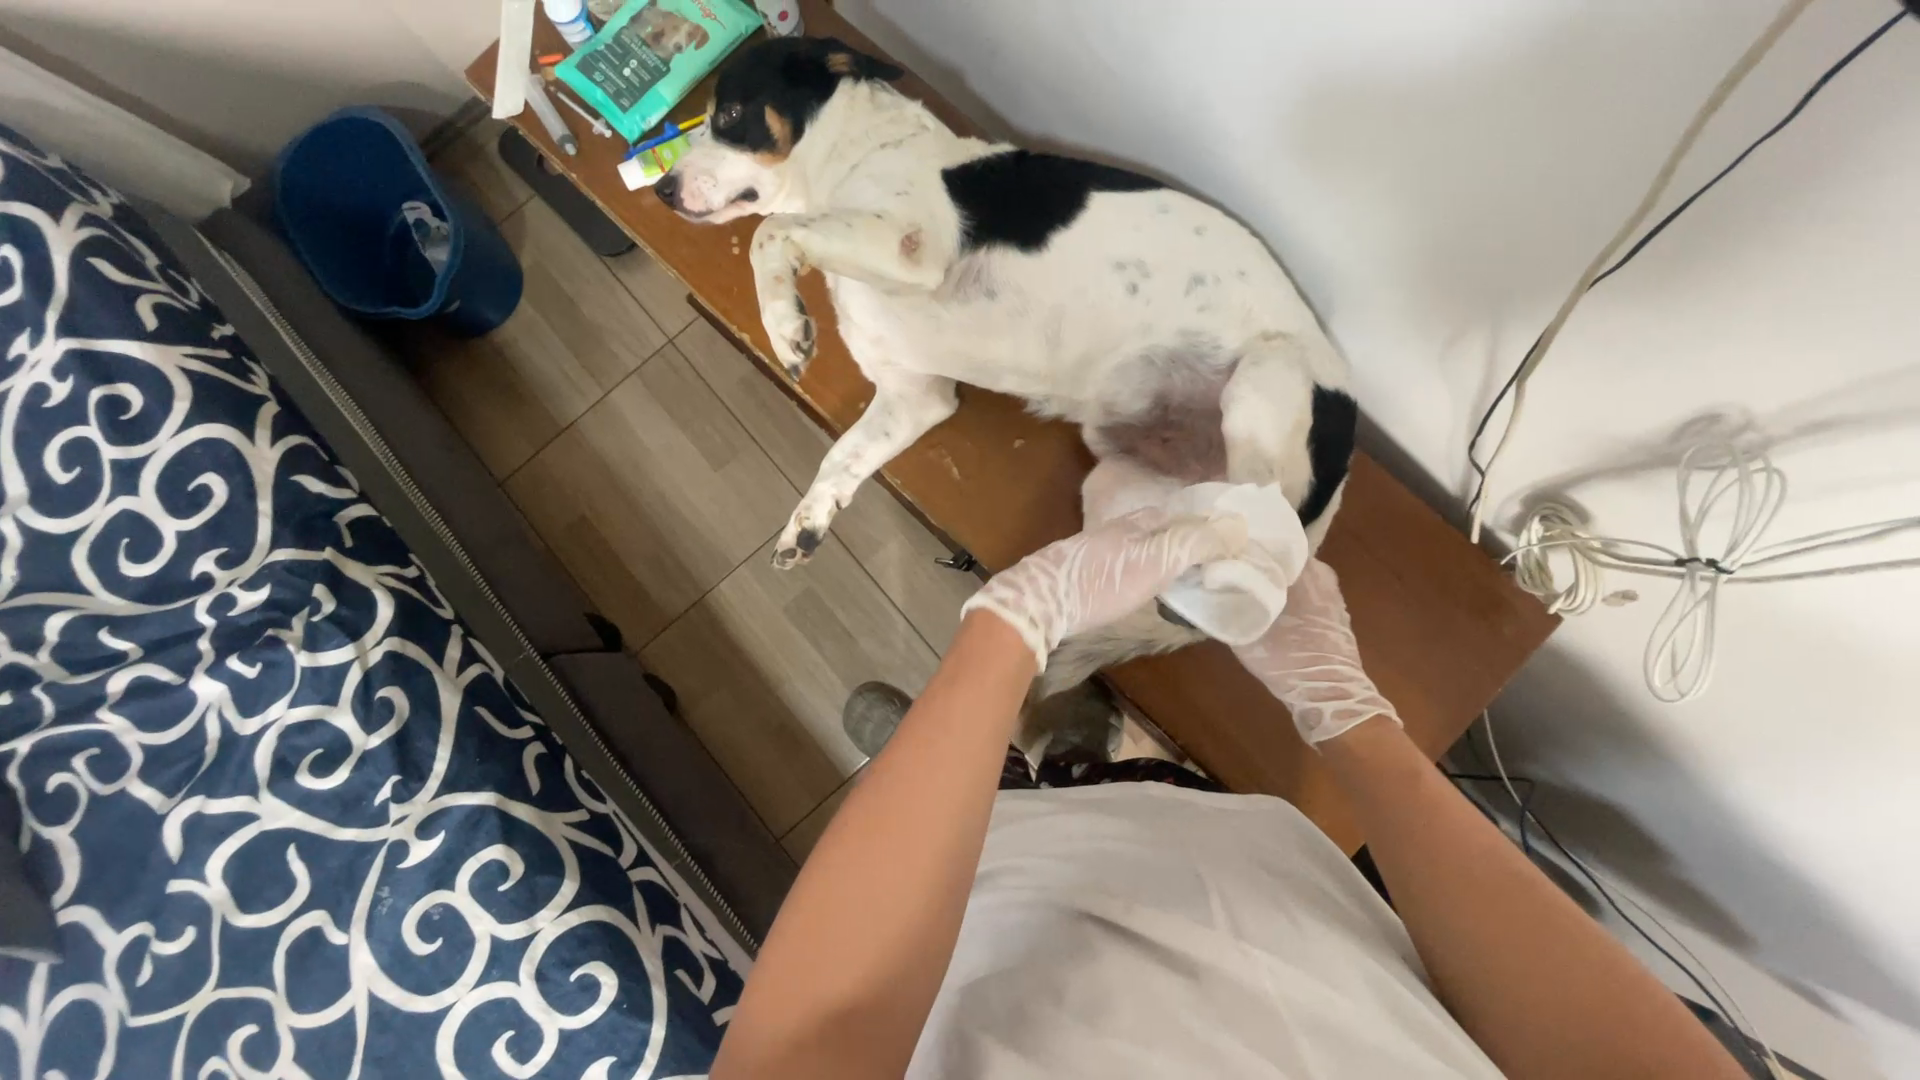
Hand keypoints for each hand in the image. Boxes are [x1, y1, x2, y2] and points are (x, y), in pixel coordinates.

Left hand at [962, 508, 1247, 669]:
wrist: (1039, 602)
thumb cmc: (1101, 582)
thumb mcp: (1155, 562)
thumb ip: (1193, 543)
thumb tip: (1237, 525)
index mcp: (1137, 522)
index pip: (1182, 515)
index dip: (1206, 526)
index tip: (1230, 542)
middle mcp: (1117, 530)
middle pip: (1160, 529)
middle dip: (1186, 540)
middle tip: (1213, 562)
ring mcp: (1096, 550)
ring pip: (1141, 546)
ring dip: (1165, 556)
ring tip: (1186, 576)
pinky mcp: (1082, 572)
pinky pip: (1125, 563)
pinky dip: (1144, 570)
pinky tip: (1144, 585)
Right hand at [1233, 559, 1399, 746]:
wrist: (1329, 694)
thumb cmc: (1287, 657)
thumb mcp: (1245, 629)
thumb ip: (1227, 601)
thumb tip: (1207, 583)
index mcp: (1303, 569)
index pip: (1268, 541)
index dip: (1243, 545)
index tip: (1221, 549)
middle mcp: (1321, 573)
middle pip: (1281, 557)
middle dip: (1257, 561)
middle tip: (1227, 567)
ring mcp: (1331, 593)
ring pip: (1293, 574)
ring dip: (1271, 578)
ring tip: (1242, 584)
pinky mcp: (1334, 612)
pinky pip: (1303, 591)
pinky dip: (1286, 593)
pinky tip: (1265, 605)